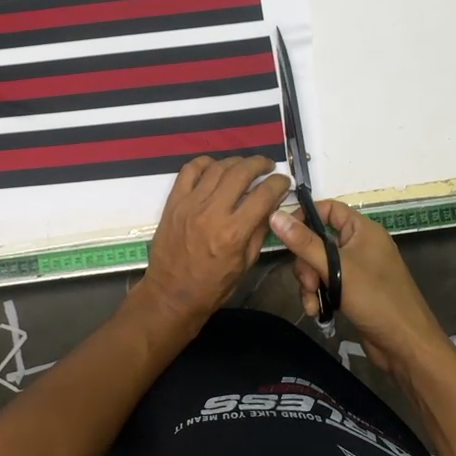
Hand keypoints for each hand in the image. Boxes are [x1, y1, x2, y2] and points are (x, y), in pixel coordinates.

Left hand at [138, 156, 289, 324]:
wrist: (171, 294)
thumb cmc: (213, 286)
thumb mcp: (246, 264)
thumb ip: (259, 230)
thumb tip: (272, 204)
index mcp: (234, 232)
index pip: (263, 195)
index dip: (279, 183)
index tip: (284, 181)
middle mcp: (212, 212)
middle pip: (240, 172)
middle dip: (259, 164)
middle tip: (267, 166)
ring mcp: (190, 204)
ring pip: (216, 167)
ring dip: (235, 162)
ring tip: (244, 166)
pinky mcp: (173, 202)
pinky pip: (189, 171)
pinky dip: (204, 163)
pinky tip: (215, 167)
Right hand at [270, 199, 443, 352]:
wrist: (407, 347)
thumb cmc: (376, 299)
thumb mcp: (336, 269)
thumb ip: (304, 242)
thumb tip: (275, 215)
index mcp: (363, 230)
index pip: (329, 209)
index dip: (305, 217)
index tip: (285, 233)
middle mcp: (361, 245)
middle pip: (319, 240)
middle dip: (307, 264)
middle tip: (308, 282)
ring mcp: (359, 270)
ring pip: (320, 264)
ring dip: (310, 283)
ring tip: (312, 303)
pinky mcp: (356, 291)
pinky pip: (329, 283)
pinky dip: (320, 294)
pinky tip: (317, 311)